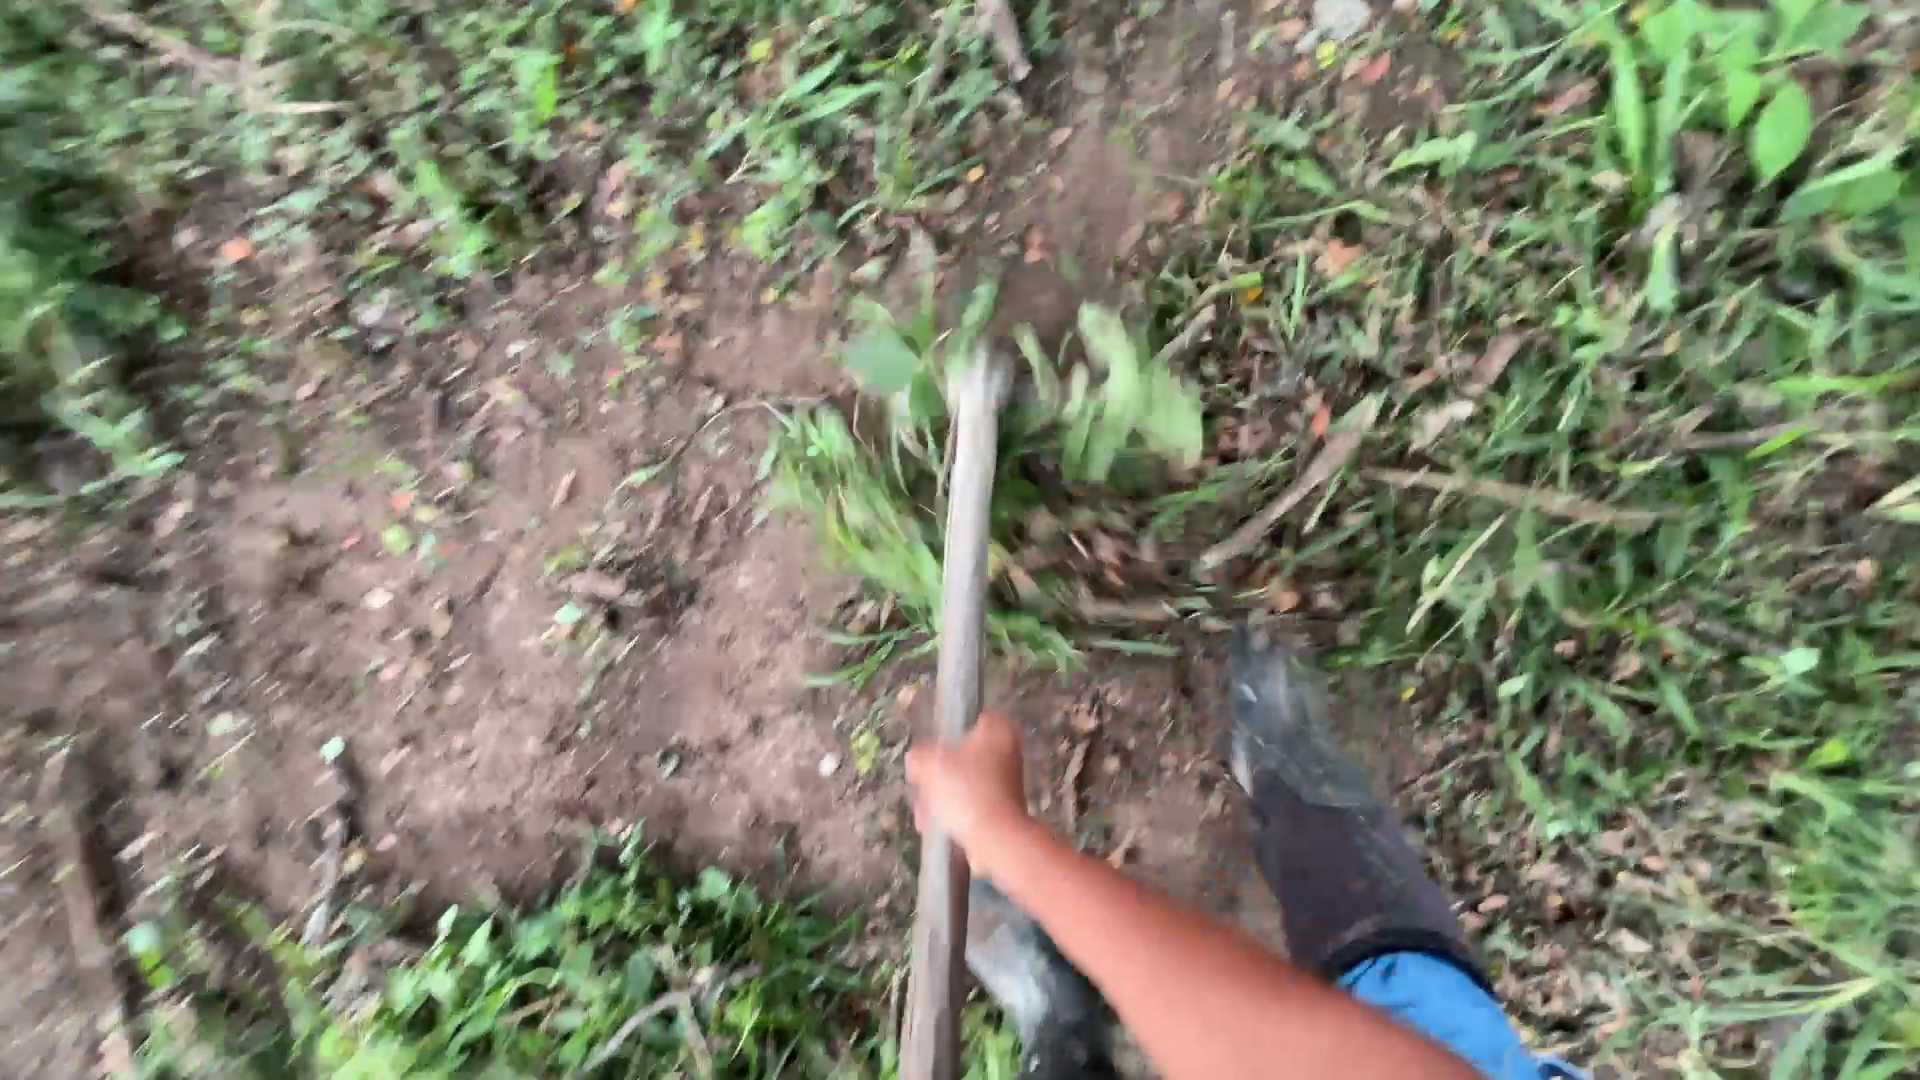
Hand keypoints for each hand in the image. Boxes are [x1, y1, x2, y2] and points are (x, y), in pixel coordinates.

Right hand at [905, 711, 1031, 866]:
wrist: (996, 839)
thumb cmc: (967, 790)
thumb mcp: (932, 764)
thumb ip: (919, 756)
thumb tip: (917, 760)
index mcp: (998, 730)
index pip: (972, 719)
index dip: (948, 733)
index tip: (933, 750)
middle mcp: (1007, 751)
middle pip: (961, 755)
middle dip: (936, 775)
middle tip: (922, 789)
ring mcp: (1006, 781)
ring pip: (962, 781)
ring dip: (939, 797)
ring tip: (924, 815)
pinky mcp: (1002, 808)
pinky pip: (970, 803)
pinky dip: (952, 812)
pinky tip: (933, 827)